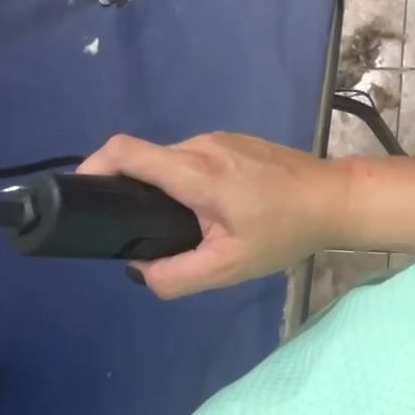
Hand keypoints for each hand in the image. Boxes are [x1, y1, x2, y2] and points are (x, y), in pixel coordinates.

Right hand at [78, 133, 344, 297]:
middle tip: (133, 231)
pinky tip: (204, 211)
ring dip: (161, 189)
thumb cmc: (283, 230)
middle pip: (144, 159)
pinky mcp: (233, 141)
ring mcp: (220, 139)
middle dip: (127, 190)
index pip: (126, 151)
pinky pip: (192, 159)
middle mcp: (202, 145)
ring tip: (175, 226)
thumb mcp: (228, 267)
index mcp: (196, 171)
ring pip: (170, 160)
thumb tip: (139, 270)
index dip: (94, 167)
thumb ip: (175, 276)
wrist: (333, 198)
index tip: (82, 196)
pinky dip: (183, 182)